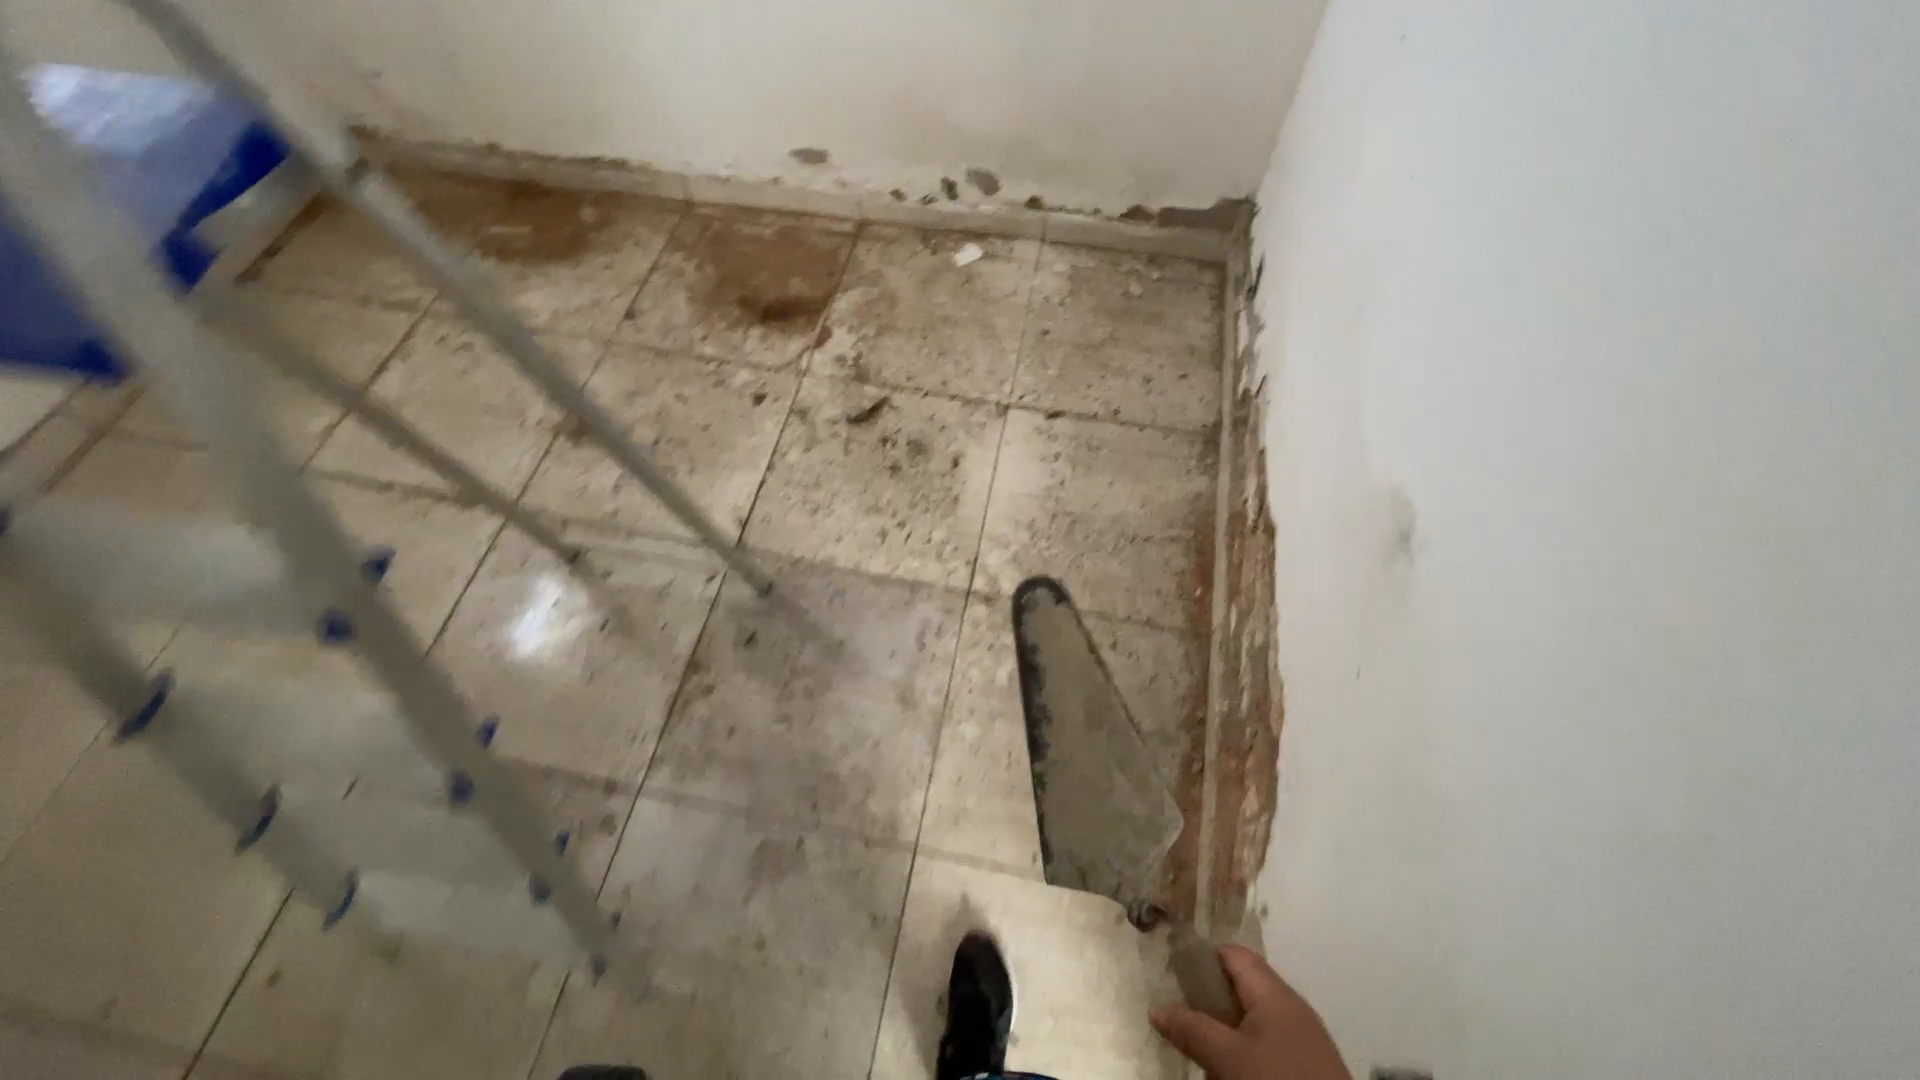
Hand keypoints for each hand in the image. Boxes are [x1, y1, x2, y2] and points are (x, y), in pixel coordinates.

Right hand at [1150, 945, 1348, 1079]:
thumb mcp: (1227, 1060)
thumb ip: (1192, 1030)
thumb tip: (1157, 1009)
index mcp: (1274, 993)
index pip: (1233, 954)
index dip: (1202, 959)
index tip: (1173, 978)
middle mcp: (1291, 1008)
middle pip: (1242, 986)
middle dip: (1209, 1001)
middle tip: (1181, 1019)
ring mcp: (1303, 1039)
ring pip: (1253, 1019)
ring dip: (1225, 1031)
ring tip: (1202, 1054)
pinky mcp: (1309, 1067)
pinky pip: (1268, 1045)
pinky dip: (1245, 1052)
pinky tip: (1231, 1073)